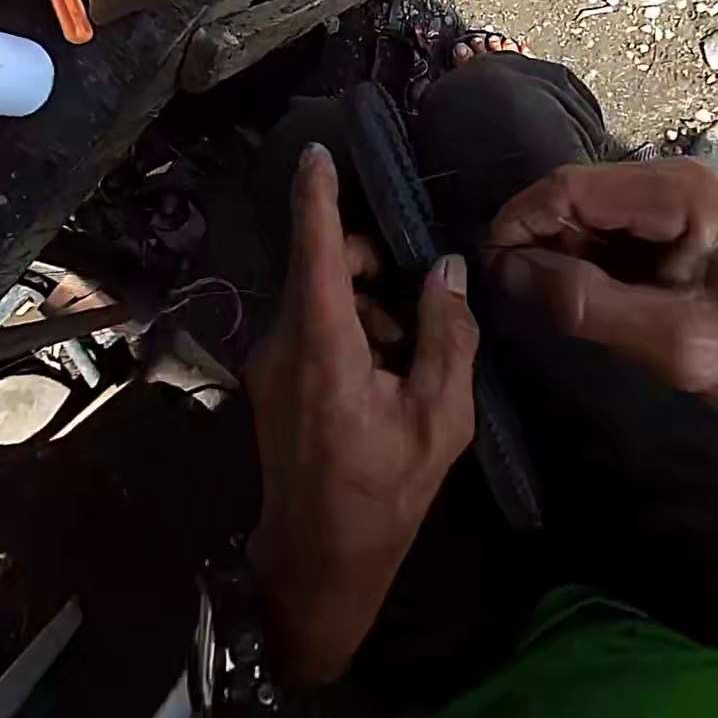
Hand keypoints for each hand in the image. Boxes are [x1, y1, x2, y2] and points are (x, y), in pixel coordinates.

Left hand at [245, 144, 477, 685]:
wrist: (315, 564)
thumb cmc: (382, 496)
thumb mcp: (439, 418)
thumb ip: (445, 335)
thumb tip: (448, 270)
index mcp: (324, 348)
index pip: (314, 251)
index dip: (316, 195)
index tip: (318, 152)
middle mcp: (283, 342)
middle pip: (321, 267)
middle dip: (368, 265)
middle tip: (415, 306)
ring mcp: (268, 360)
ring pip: (317, 295)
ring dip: (363, 303)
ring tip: (402, 355)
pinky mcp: (269, 375)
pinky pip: (309, 324)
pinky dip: (346, 326)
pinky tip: (378, 370)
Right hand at [487, 160, 717, 426]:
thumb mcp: (667, 341)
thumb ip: (582, 301)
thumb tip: (505, 268)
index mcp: (681, 194)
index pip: (570, 188)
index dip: (519, 221)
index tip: (489, 266)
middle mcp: (674, 178)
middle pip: (573, 193)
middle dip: (535, 236)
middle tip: (515, 288)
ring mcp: (674, 195)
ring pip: (583, 209)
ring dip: (556, 249)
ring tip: (549, 296)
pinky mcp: (671, 217)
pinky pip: (603, 226)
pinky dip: (579, 256)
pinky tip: (583, 291)